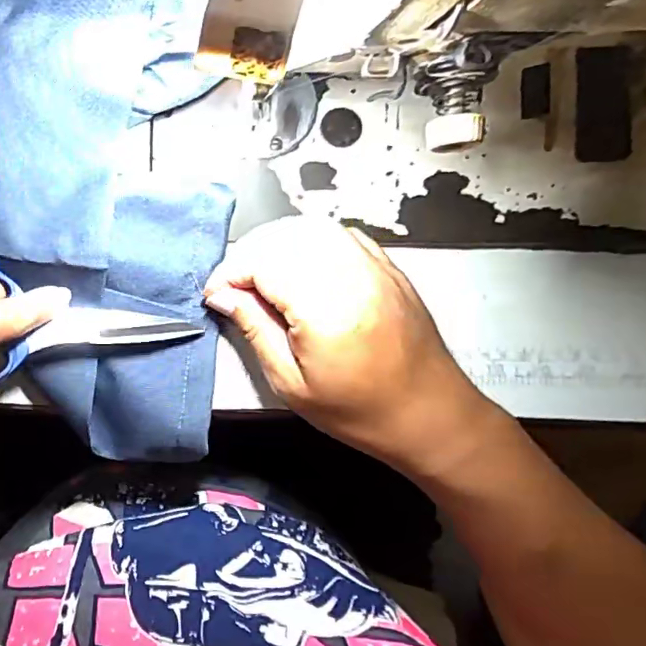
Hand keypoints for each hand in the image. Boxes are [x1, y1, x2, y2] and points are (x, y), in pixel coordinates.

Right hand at [203, 217, 499, 474]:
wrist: (430, 417)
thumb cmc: (360, 412)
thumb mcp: (291, 383)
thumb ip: (255, 330)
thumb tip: (223, 296)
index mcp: (327, 310)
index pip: (262, 263)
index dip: (229, 274)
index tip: (215, 294)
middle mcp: (353, 279)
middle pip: (283, 238)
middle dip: (248, 255)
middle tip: (233, 287)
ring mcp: (375, 270)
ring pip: (312, 229)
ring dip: (277, 244)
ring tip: (261, 274)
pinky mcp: (388, 270)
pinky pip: (341, 235)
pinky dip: (311, 241)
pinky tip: (298, 266)